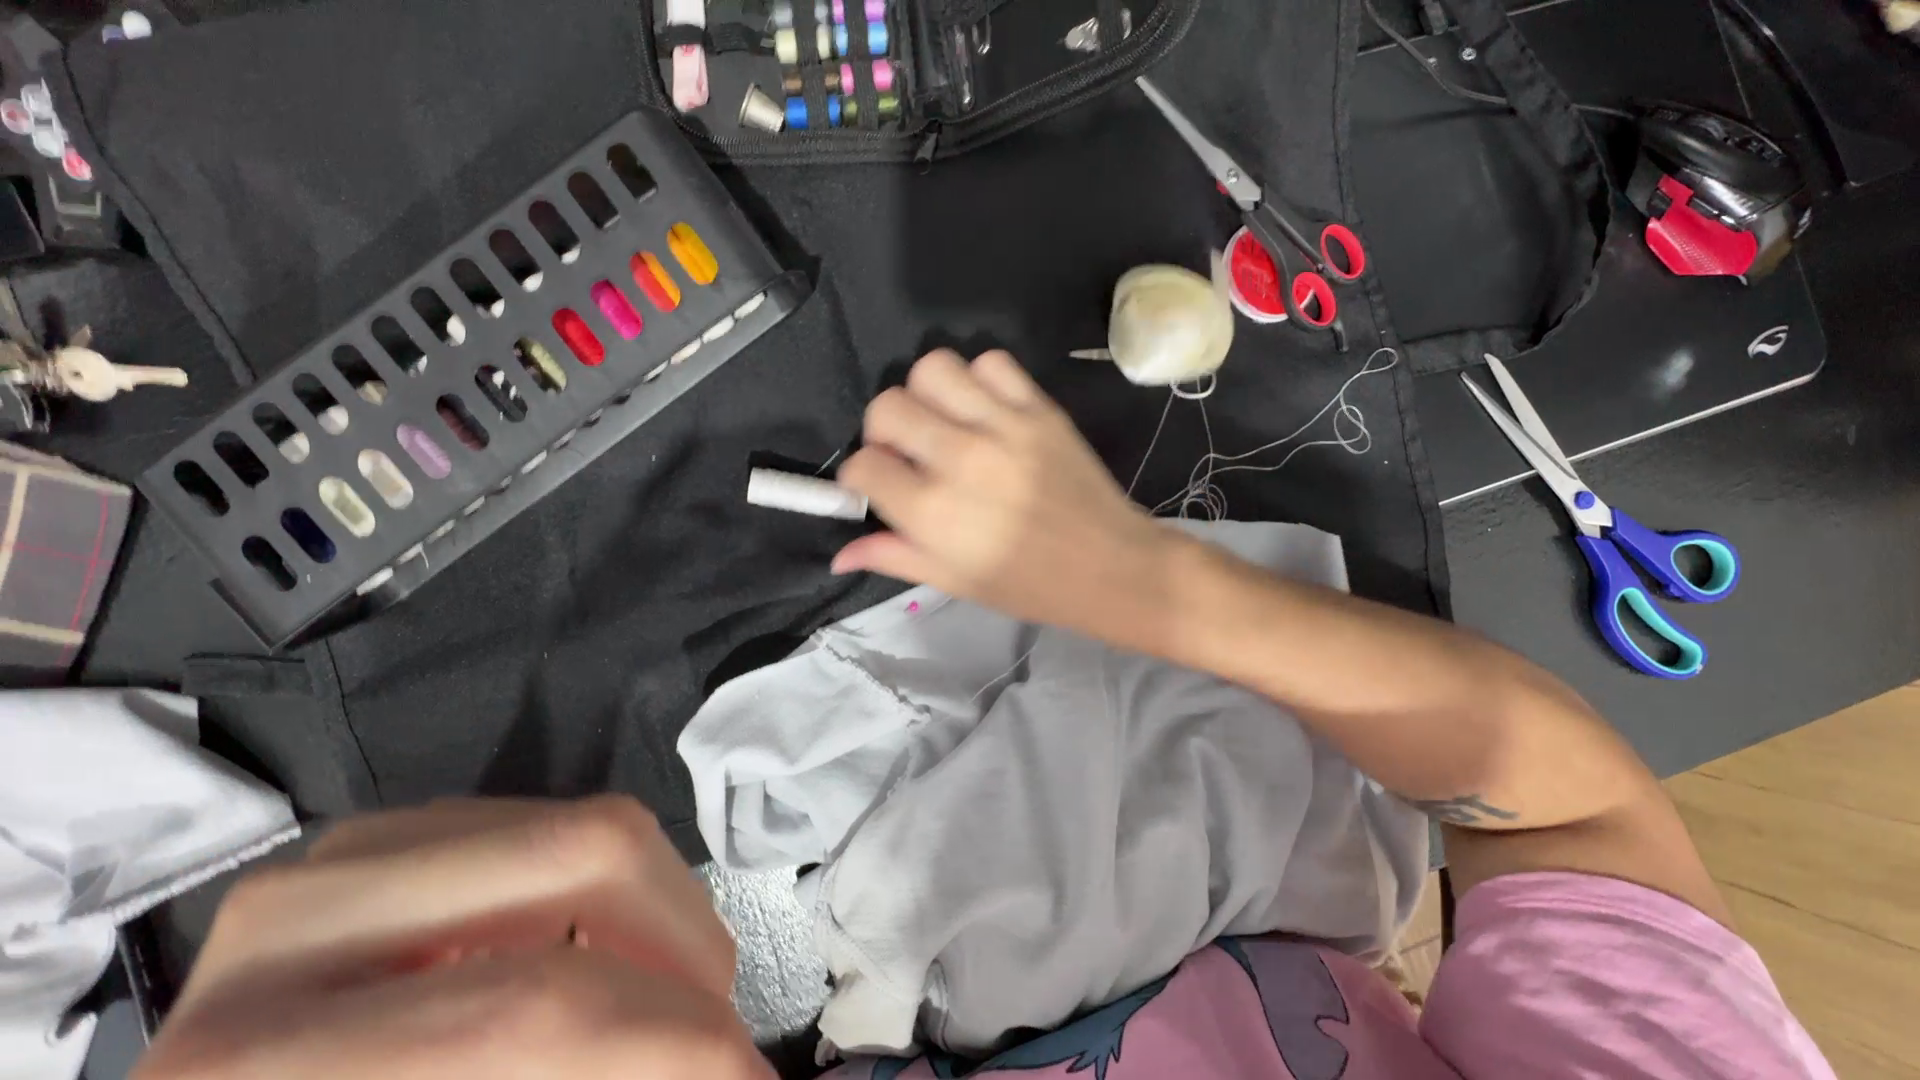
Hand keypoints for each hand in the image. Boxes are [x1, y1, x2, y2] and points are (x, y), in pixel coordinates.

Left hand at [134, 797, 768, 1079]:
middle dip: (690, 945)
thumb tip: (729, 1071)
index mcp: (264, 1061)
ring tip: (664, 996)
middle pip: (584, 855)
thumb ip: (595, 1076)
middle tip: (718, 1027)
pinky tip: (596, 960)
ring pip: (578, 822)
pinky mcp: (378, 838)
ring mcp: (339, 856)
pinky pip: (547, 824)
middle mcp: (294, 919)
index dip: (682, 1044)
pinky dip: (606, 893)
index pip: (538, 1013)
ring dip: (659, 913)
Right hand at [834, 349, 1181, 636]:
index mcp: (934, 513)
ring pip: (932, 369)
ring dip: (926, 394)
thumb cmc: (1030, 585)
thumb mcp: (954, 582)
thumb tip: (839, 555)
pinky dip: (978, 379)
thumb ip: (894, 556)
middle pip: (887, 406)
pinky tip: (984, 410)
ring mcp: (1003, 427)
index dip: (860, 476)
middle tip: (907, 452)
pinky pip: (992, 362)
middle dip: (883, 429)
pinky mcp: (1039, 408)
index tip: (878, 484)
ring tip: (943, 423)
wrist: (1112, 567)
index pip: (862, 465)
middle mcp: (961, 459)